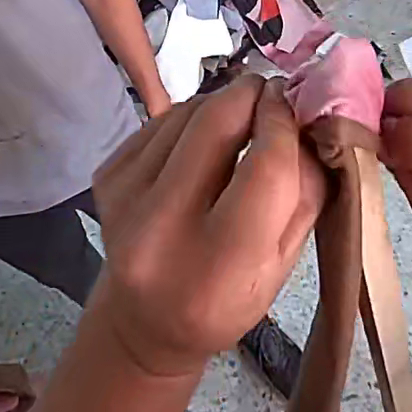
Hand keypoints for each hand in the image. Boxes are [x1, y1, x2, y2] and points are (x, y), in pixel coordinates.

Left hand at [92, 75, 324, 376]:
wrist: (144, 321)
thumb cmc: (226, 299)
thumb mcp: (282, 263)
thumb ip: (304, 192)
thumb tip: (305, 120)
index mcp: (217, 269)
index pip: (265, 169)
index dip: (285, 125)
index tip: (295, 103)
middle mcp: (160, 230)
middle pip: (216, 124)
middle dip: (251, 94)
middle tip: (271, 90)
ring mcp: (125, 198)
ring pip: (187, 113)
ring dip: (222, 103)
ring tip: (240, 119)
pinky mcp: (107, 174)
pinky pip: (161, 119)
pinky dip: (191, 117)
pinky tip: (202, 139)